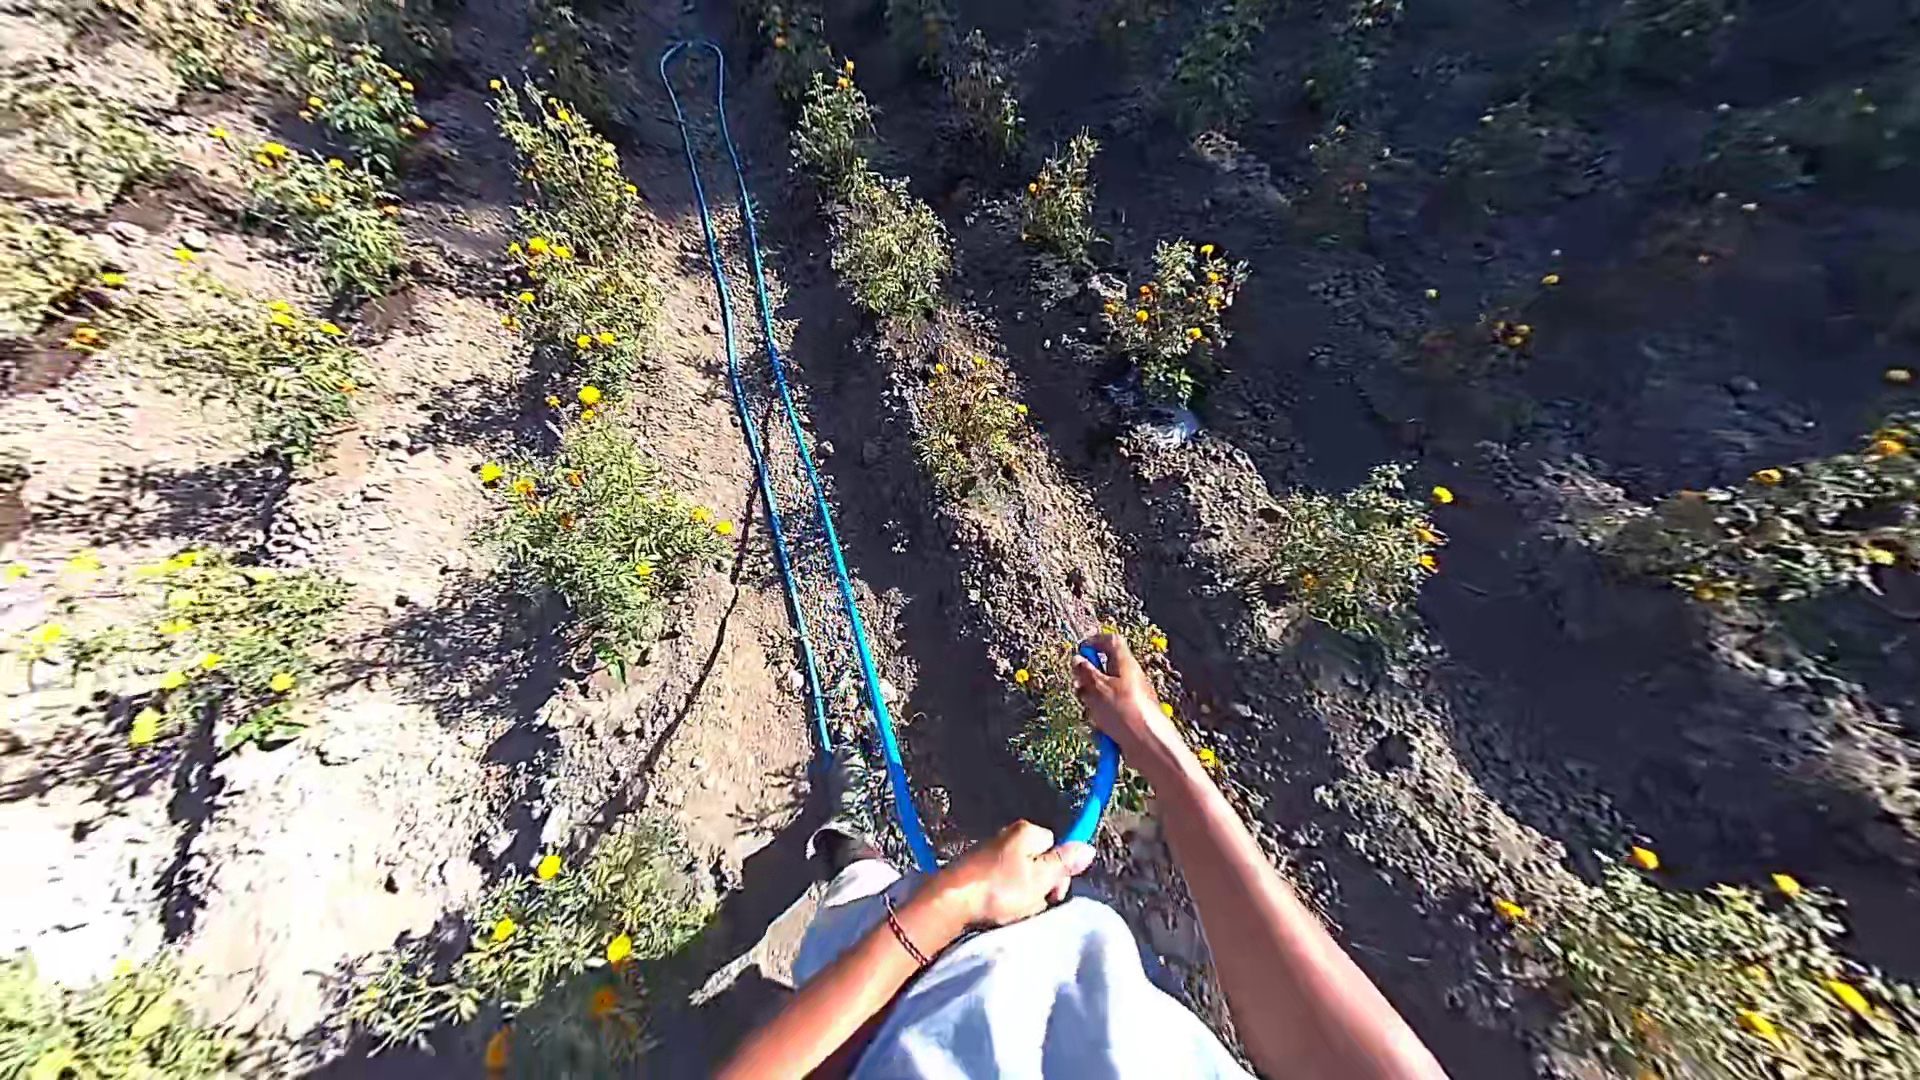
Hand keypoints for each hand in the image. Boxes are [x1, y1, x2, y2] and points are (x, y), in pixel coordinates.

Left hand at [931, 821, 1094, 928]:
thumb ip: (1064, 863)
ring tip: (1011, 909)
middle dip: (1040, 885)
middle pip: (1040, 861)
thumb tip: (1088, 847)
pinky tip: (997, 909)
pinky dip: (1004, 896)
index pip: (1056, 845)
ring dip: (1022, 894)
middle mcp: (1010, 834)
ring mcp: (993, 850)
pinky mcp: (980, 866)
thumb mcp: (1039, 879)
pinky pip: (1004, 881)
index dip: (1058, 871)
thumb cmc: (999, 888)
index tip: (1051, 892)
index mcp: (1027, 831)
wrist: (953, 899)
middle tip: (1030, 903)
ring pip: (1022, 875)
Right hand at [1071, 632, 1183, 762]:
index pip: (1110, 641)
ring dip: (1092, 702)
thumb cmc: (1124, 712)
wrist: (1149, 746)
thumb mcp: (1097, 688)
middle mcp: (1129, 677)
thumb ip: (1084, 672)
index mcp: (1124, 663)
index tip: (1079, 651)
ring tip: (1094, 714)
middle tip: (1080, 689)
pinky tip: (1102, 730)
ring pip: (1102, 693)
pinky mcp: (1129, 716)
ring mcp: (1129, 698)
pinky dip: (1101, 719)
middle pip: (1103, 669)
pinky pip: (1108, 712)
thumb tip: (1077, 660)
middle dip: (1087, 680)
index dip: (1094, 641)